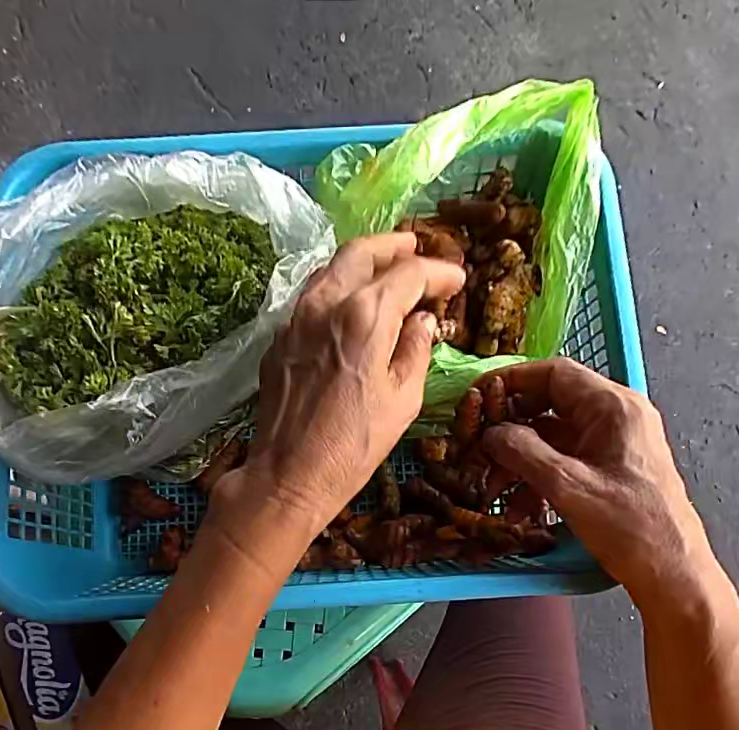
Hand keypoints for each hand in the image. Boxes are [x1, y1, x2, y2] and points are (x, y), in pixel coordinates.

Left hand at [220, 234, 464, 532]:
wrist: (290, 473)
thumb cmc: (356, 445)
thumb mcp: (403, 401)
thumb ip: (416, 351)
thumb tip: (423, 322)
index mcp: (365, 317)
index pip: (409, 275)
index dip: (439, 272)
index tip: (458, 280)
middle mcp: (327, 302)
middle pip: (363, 252)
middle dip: (397, 246)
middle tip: (419, 249)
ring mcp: (297, 315)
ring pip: (332, 266)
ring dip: (365, 259)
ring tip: (388, 266)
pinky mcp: (280, 335)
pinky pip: (314, 292)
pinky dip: (340, 283)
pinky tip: (353, 299)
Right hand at [481, 358, 715, 605]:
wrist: (672, 572)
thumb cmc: (630, 527)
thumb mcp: (568, 487)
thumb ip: (524, 452)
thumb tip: (492, 433)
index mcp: (613, 407)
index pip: (555, 373)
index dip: (512, 380)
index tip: (479, 397)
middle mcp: (618, 417)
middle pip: (552, 405)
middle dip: (512, 430)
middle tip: (480, 450)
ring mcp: (617, 444)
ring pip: (556, 438)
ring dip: (523, 461)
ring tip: (495, 491)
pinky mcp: (614, 470)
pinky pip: (569, 462)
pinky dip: (542, 478)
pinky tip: (521, 508)